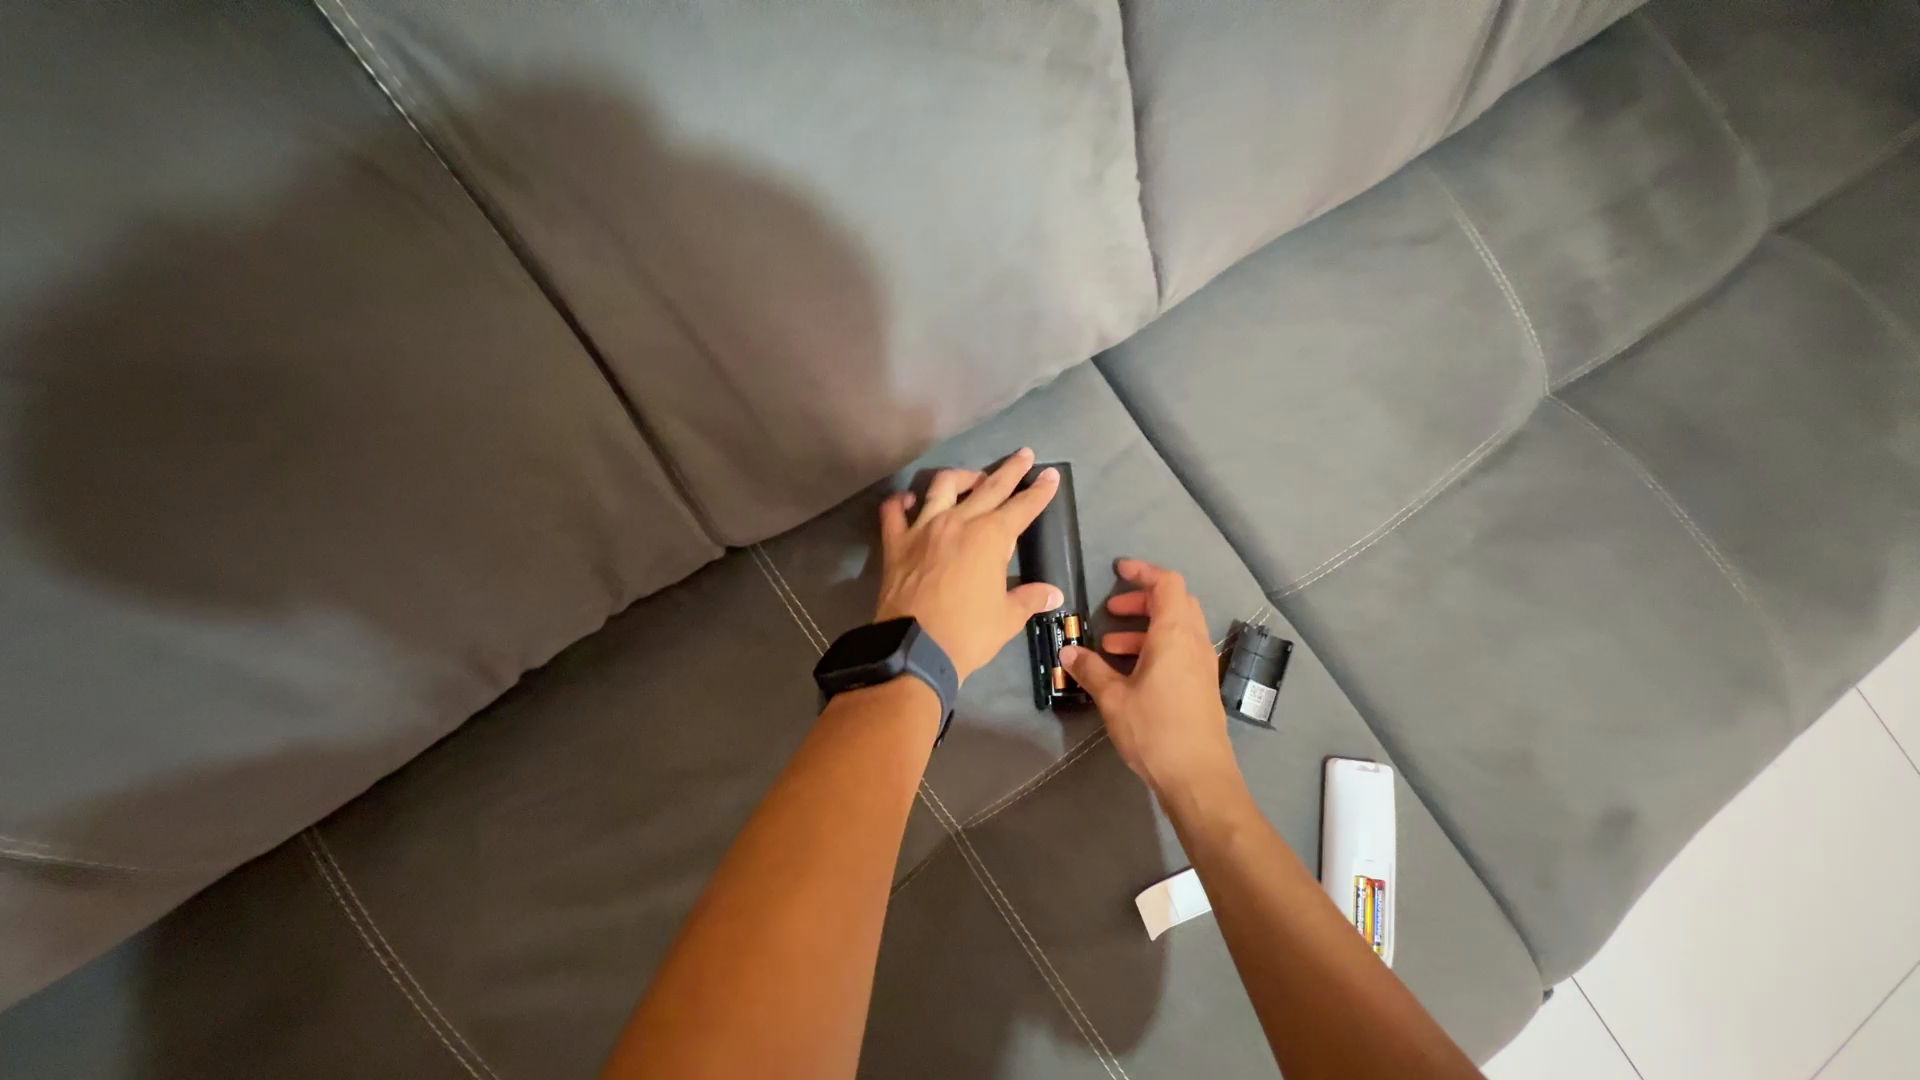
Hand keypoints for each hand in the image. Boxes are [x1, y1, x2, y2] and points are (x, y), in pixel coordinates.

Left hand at [874, 448, 1062, 681]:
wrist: (915, 650)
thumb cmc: (968, 634)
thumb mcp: (1007, 618)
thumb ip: (1029, 598)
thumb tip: (1053, 593)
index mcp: (991, 537)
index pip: (1023, 507)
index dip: (1040, 492)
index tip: (1050, 475)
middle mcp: (959, 522)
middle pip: (989, 487)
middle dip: (1010, 470)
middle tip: (1024, 455)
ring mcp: (923, 529)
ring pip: (943, 487)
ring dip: (961, 477)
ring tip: (972, 477)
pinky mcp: (896, 543)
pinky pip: (894, 512)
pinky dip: (901, 502)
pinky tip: (909, 500)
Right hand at [1061, 559, 1240, 797]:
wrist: (1199, 778)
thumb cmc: (1156, 730)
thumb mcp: (1114, 699)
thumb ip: (1091, 670)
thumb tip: (1068, 653)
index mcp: (1175, 634)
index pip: (1167, 583)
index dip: (1143, 571)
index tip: (1117, 571)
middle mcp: (1194, 642)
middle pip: (1174, 603)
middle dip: (1141, 601)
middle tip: (1111, 611)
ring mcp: (1201, 665)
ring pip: (1177, 628)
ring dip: (1145, 628)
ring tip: (1110, 647)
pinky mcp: (1201, 686)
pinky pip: (1180, 651)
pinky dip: (1155, 648)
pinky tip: (1130, 673)